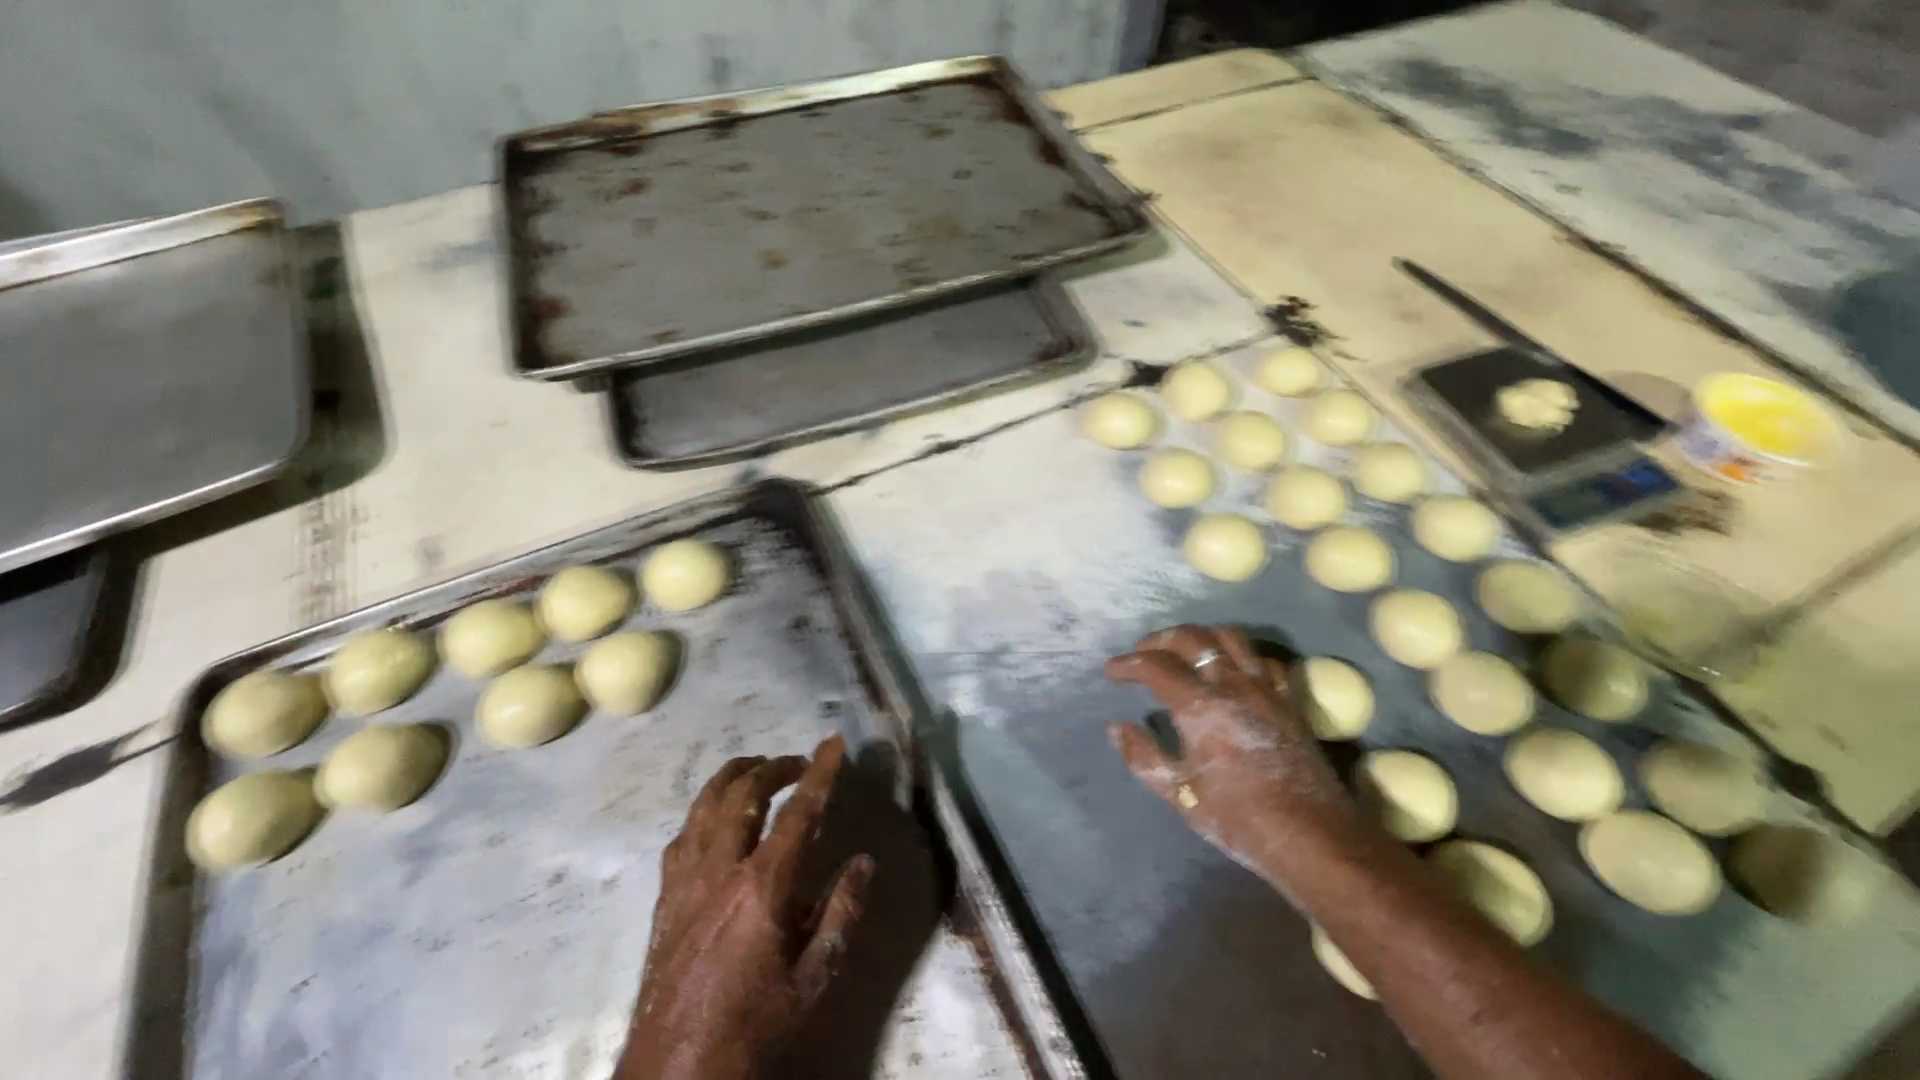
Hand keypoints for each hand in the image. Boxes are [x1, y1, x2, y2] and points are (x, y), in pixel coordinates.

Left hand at [619, 736, 873, 1079]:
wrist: (675, 1071)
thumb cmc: (755, 1026)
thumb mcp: (814, 979)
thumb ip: (842, 913)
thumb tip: (864, 861)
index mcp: (762, 886)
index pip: (797, 812)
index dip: (820, 772)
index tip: (834, 743)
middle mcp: (719, 869)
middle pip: (744, 793)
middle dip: (774, 766)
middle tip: (800, 762)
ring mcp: (685, 881)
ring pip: (705, 806)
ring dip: (734, 777)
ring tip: (758, 768)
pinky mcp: (664, 898)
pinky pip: (683, 835)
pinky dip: (704, 810)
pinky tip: (714, 818)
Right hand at [1105, 625, 1360, 886]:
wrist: (1311, 835)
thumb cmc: (1237, 818)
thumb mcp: (1179, 793)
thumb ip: (1143, 756)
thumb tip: (1117, 727)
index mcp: (1200, 707)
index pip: (1155, 666)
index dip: (1128, 664)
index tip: (1111, 672)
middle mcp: (1232, 686)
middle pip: (1193, 638)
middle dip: (1160, 639)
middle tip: (1141, 654)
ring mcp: (1265, 690)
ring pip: (1231, 638)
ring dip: (1201, 636)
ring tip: (1184, 651)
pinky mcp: (1288, 701)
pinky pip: (1264, 661)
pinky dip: (1241, 656)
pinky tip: (1232, 671)